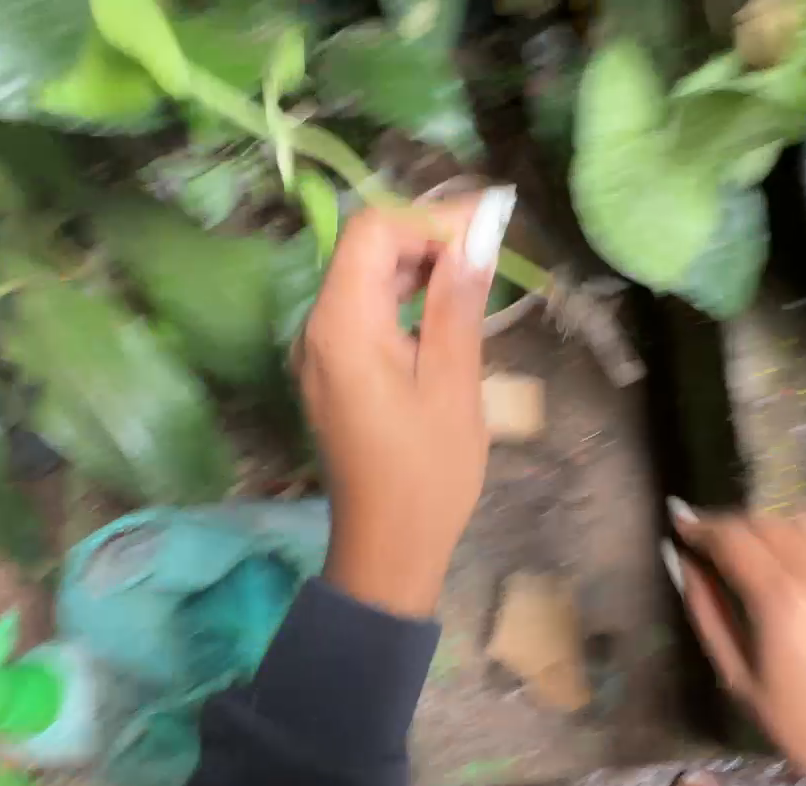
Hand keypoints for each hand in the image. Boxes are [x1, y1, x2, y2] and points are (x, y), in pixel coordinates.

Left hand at [296, 190, 514, 616]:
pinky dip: (402, 304)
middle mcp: (315, 331)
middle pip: (364, 252)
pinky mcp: (332, 378)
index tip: (488, 227)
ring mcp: (318, 356)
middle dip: (426, 238)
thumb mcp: (453, 386)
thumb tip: (477, 235)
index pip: (374, 231)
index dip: (432, 217)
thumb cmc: (427, 474)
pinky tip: (442, 315)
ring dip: (416, 270)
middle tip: (489, 248)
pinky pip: (363, 320)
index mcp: (341, 326)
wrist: (388, 548)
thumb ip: (459, 303)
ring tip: (474, 276)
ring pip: (364, 284)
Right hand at [665, 504, 805, 785]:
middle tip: (703, 540)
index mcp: (781, 602)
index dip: (700, 527)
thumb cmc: (795, 725)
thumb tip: (684, 564)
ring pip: (799, 523)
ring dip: (764, 527)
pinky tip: (783, 566)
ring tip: (743, 550)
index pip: (733, 538)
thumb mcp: (735, 675)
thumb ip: (706, 610)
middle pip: (765, 522)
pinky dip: (797, 540)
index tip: (679, 524)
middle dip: (728, 524)